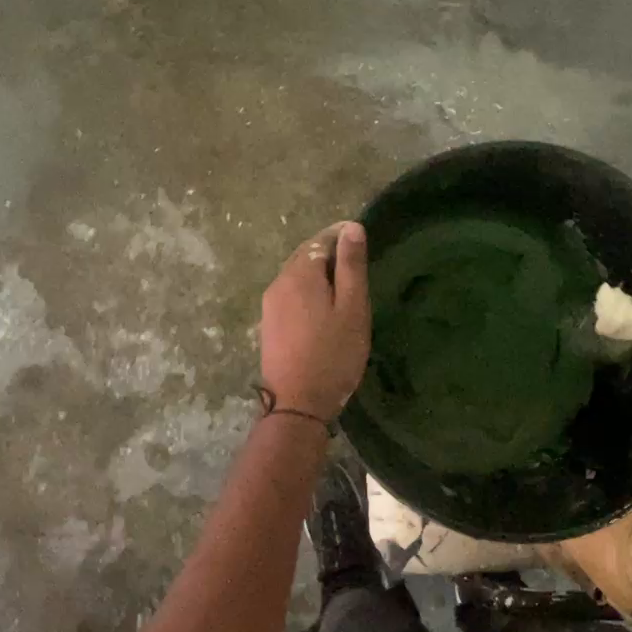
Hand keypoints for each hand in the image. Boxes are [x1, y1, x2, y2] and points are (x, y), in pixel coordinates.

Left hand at [259, 222, 370, 418]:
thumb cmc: (333, 354)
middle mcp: (279, 283)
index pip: (320, 240)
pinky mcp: (269, 324)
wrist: (297, 404)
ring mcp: (270, 305)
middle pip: (304, 255)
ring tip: (345, 284)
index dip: (341, 235)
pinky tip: (324, 306)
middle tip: (356, 260)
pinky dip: (309, 290)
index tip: (362, 238)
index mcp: (299, 274)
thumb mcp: (352, 308)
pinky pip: (291, 294)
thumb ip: (351, 266)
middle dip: (328, 252)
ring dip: (318, 272)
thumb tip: (351, 227)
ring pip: (296, 275)